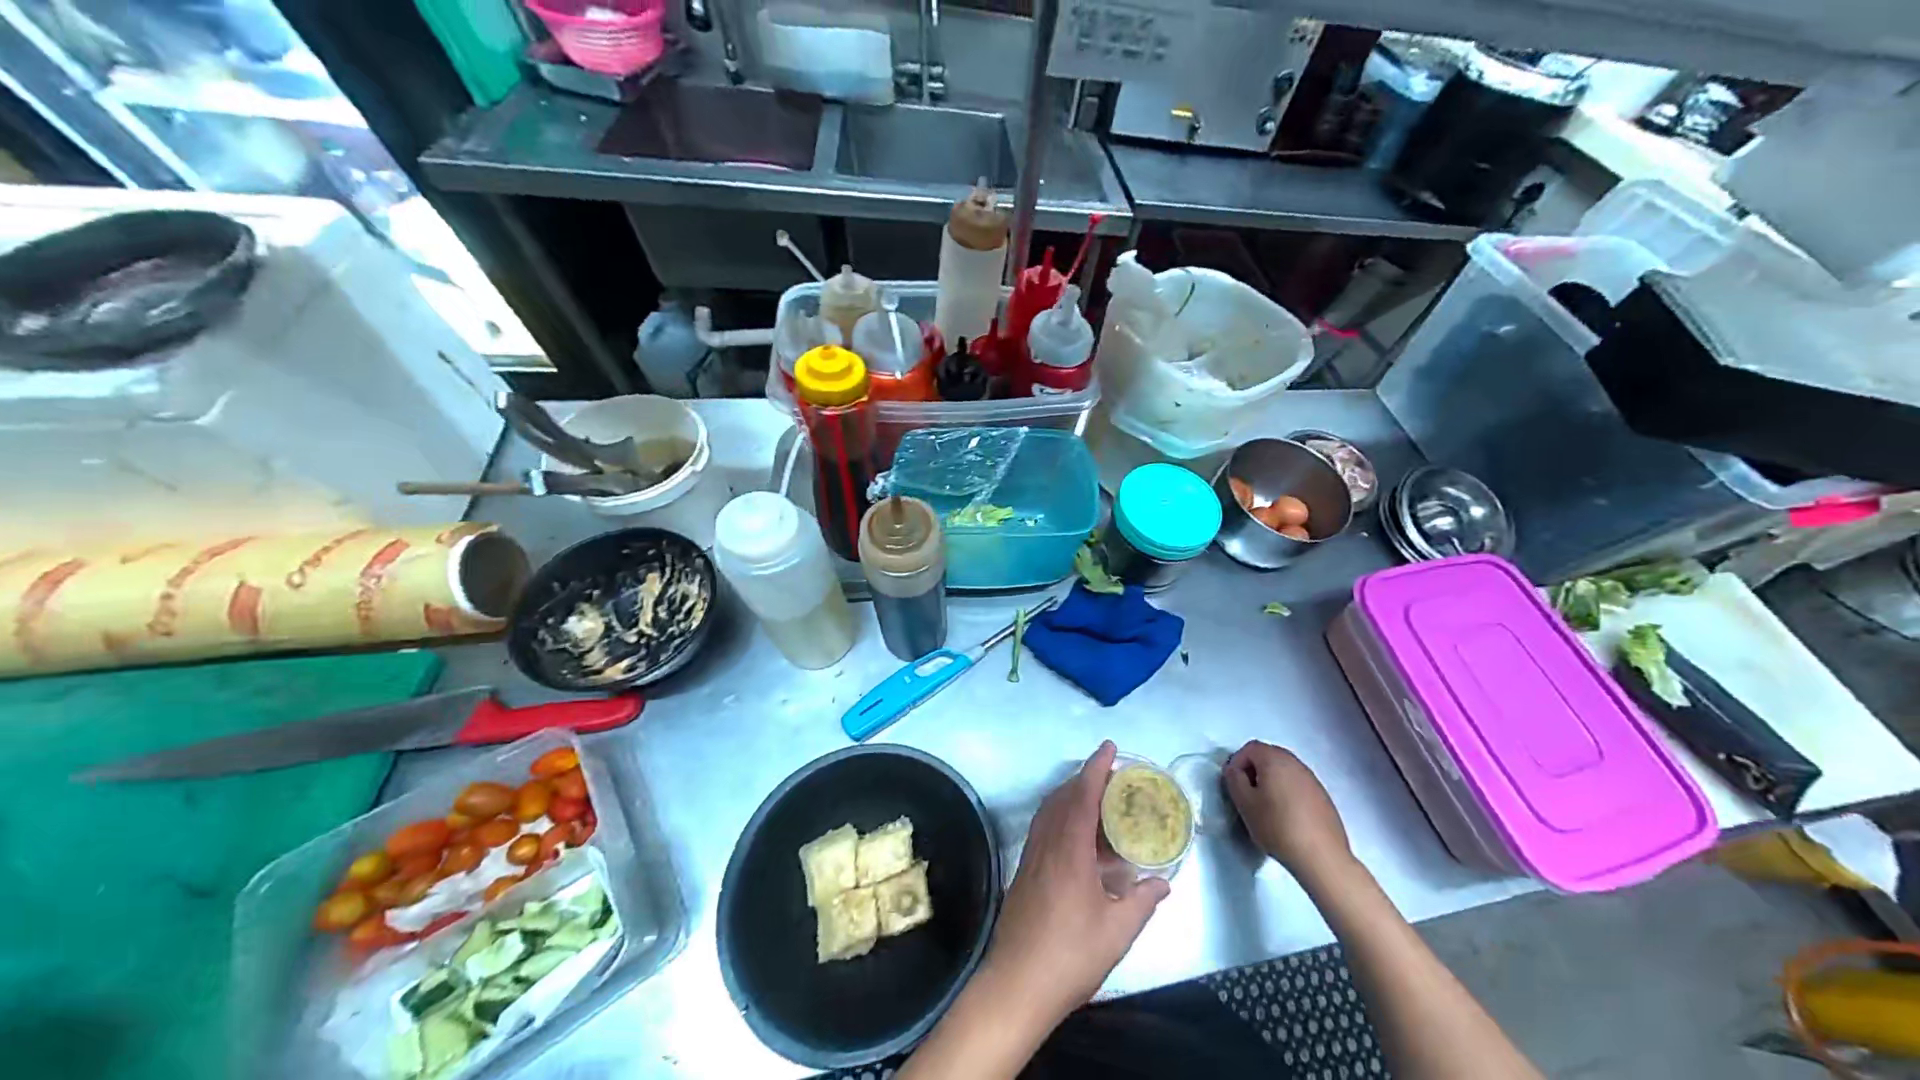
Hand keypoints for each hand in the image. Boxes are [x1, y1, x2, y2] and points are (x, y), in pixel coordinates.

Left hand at [981, 740, 1170, 1025]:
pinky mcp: (1024, 872)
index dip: (1096, 768)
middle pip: (1062, 798)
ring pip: (1049, 812)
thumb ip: (1142, 902)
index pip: (1082, 796)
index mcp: (1069, 850)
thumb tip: (1162, 882)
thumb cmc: (1070, 955)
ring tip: (1098, 799)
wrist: (1016, 983)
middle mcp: (1046, 844)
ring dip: (1071, 796)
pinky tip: (1078, 837)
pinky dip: (1061, 817)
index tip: (1109, 747)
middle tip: (1111, 773)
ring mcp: (1031, 858)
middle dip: (1084, 778)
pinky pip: (1044, 829)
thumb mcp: (1117, 932)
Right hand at [1225, 741, 1353, 882]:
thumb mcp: (1245, 804)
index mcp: (1275, 760)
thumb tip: (1234, 770)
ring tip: (1266, 807)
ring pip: (1284, 771)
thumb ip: (1234, 780)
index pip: (1250, 747)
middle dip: (1254, 770)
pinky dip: (1287, 792)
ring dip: (1271, 782)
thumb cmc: (1277, 826)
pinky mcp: (1323, 797)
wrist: (1321, 856)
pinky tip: (1287, 816)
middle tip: (1247, 794)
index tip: (1234, 784)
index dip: (1237, 762)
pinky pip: (1298, 785)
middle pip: (1268, 756)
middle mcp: (1296, 763)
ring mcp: (1313, 779)